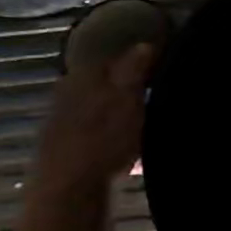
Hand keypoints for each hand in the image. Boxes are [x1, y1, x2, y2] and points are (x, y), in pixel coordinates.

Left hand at [32, 43, 157, 193]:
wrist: (69, 187)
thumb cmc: (103, 139)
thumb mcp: (127, 99)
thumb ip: (134, 69)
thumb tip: (145, 43)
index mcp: (84, 74)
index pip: (116, 56)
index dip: (142, 58)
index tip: (166, 64)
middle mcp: (69, 89)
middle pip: (106, 79)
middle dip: (130, 82)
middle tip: (161, 89)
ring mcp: (64, 117)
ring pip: (100, 101)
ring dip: (121, 105)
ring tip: (149, 113)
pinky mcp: (67, 142)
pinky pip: (97, 124)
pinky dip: (113, 125)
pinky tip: (129, 137)